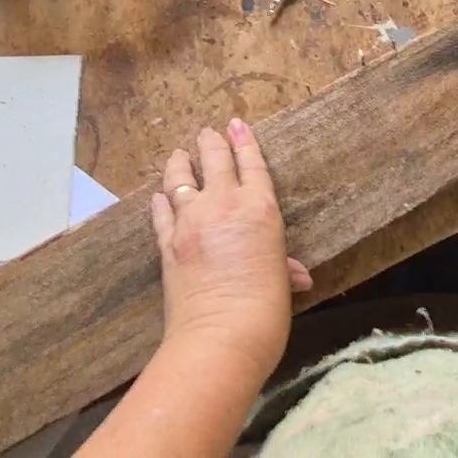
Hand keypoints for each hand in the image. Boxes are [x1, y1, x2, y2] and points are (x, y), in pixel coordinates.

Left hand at [151, 119, 312, 381]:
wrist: (221, 335)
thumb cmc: (266, 306)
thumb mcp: (281, 278)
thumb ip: (283, 266)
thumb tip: (298, 277)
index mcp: (259, 206)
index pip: (251, 162)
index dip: (243, 140)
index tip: (235, 123)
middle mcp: (224, 203)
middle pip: (215, 161)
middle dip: (210, 142)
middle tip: (206, 132)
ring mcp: (191, 220)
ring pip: (181, 179)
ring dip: (180, 164)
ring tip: (179, 154)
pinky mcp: (167, 242)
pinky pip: (162, 212)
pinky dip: (161, 201)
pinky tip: (158, 196)